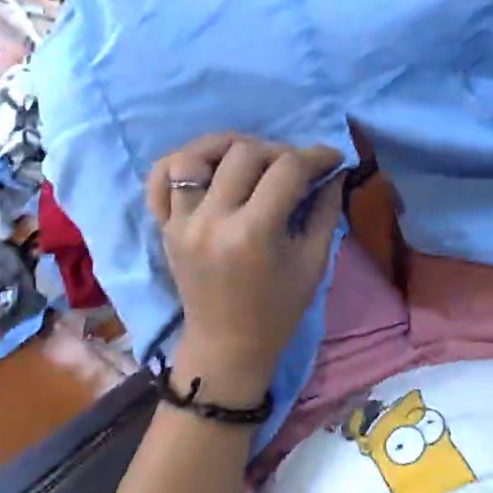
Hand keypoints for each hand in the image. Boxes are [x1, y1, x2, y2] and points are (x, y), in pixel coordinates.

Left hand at [147, 134, 344, 406]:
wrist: (227, 346)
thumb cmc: (278, 310)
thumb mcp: (313, 262)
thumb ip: (325, 211)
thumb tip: (333, 172)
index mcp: (254, 233)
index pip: (287, 169)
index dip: (316, 156)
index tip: (332, 159)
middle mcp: (212, 221)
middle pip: (244, 153)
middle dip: (279, 150)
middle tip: (296, 165)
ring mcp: (181, 223)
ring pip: (195, 157)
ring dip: (227, 146)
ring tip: (249, 155)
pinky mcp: (165, 228)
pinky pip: (159, 180)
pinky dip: (180, 163)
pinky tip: (206, 165)